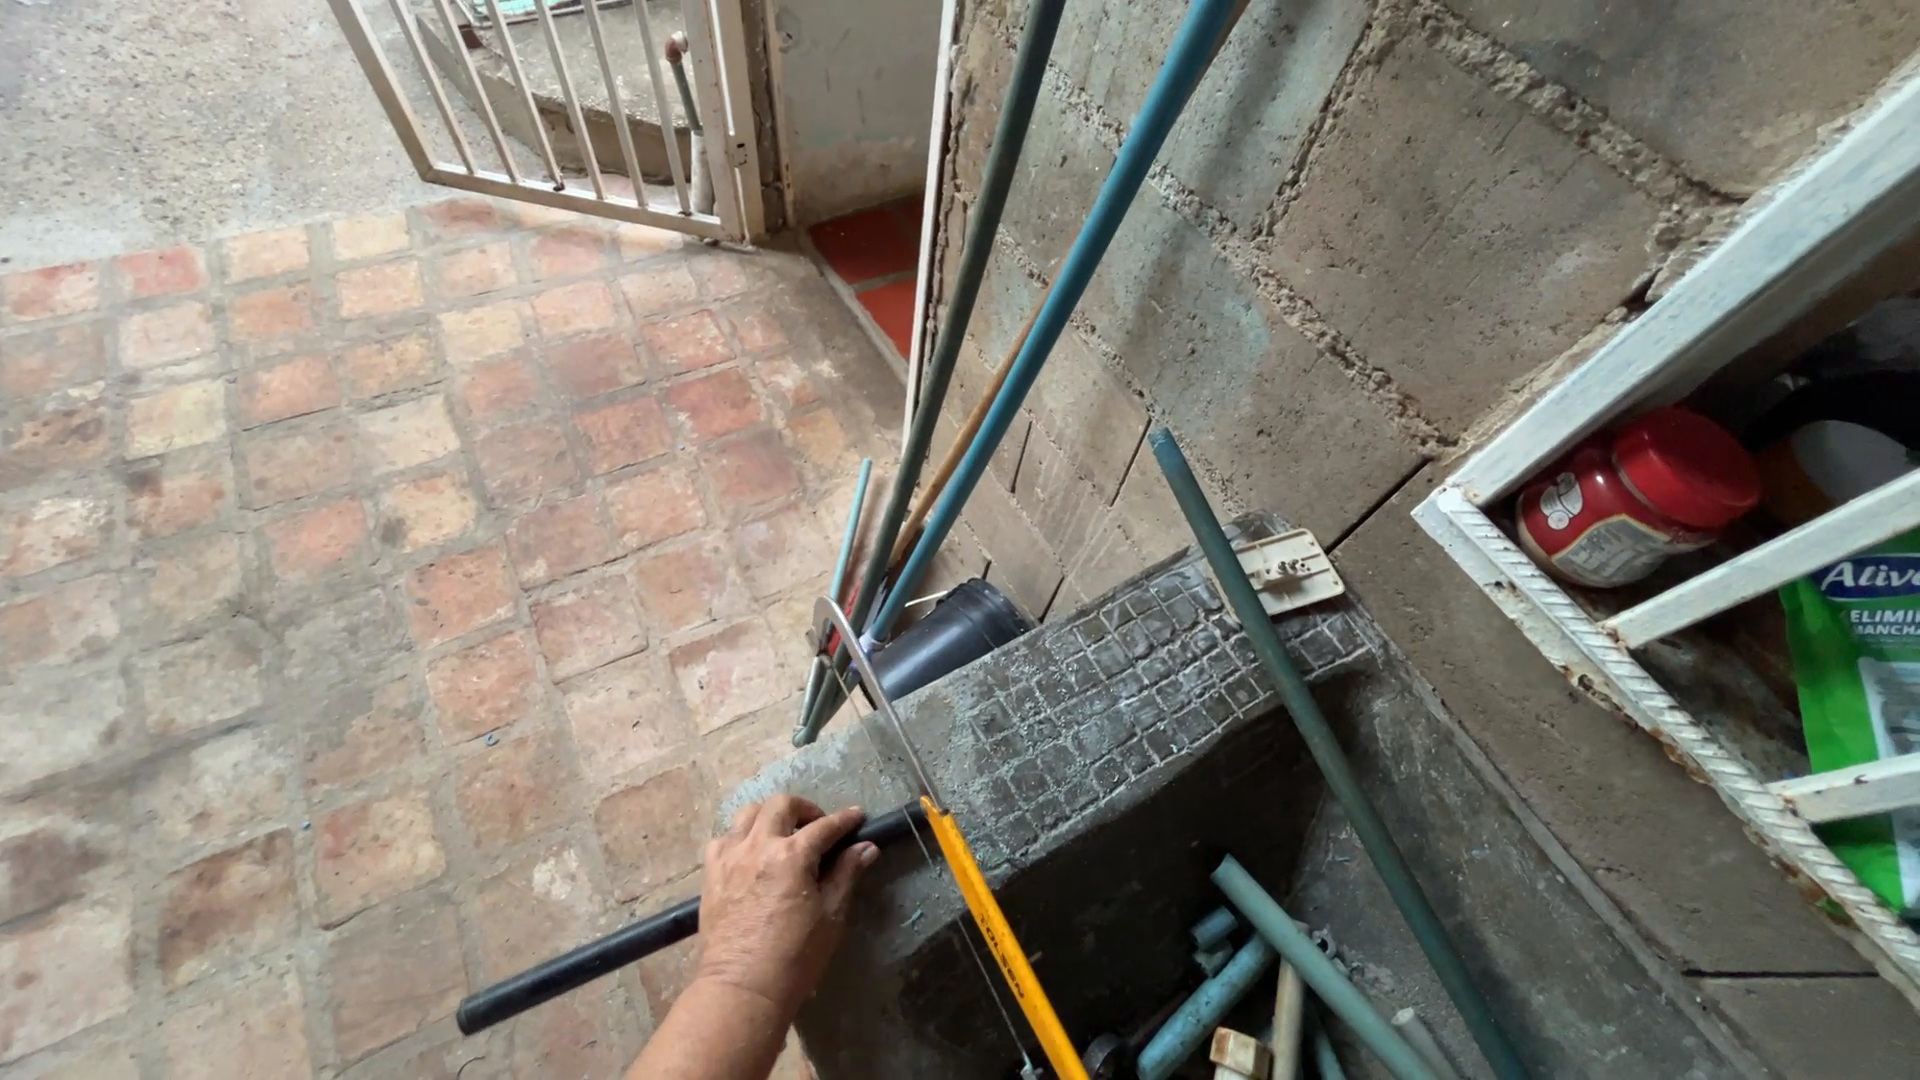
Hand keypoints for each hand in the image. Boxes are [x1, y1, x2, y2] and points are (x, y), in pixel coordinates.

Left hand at [692, 795, 878, 1019]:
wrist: (742, 990)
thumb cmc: (795, 957)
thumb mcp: (831, 916)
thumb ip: (847, 874)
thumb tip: (866, 847)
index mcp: (792, 855)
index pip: (825, 826)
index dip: (845, 819)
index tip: (857, 816)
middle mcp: (759, 846)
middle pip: (781, 805)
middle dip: (805, 808)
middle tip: (818, 827)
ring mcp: (730, 858)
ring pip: (748, 814)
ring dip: (770, 816)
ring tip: (782, 834)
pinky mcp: (711, 874)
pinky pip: (722, 839)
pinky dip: (739, 837)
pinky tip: (750, 853)